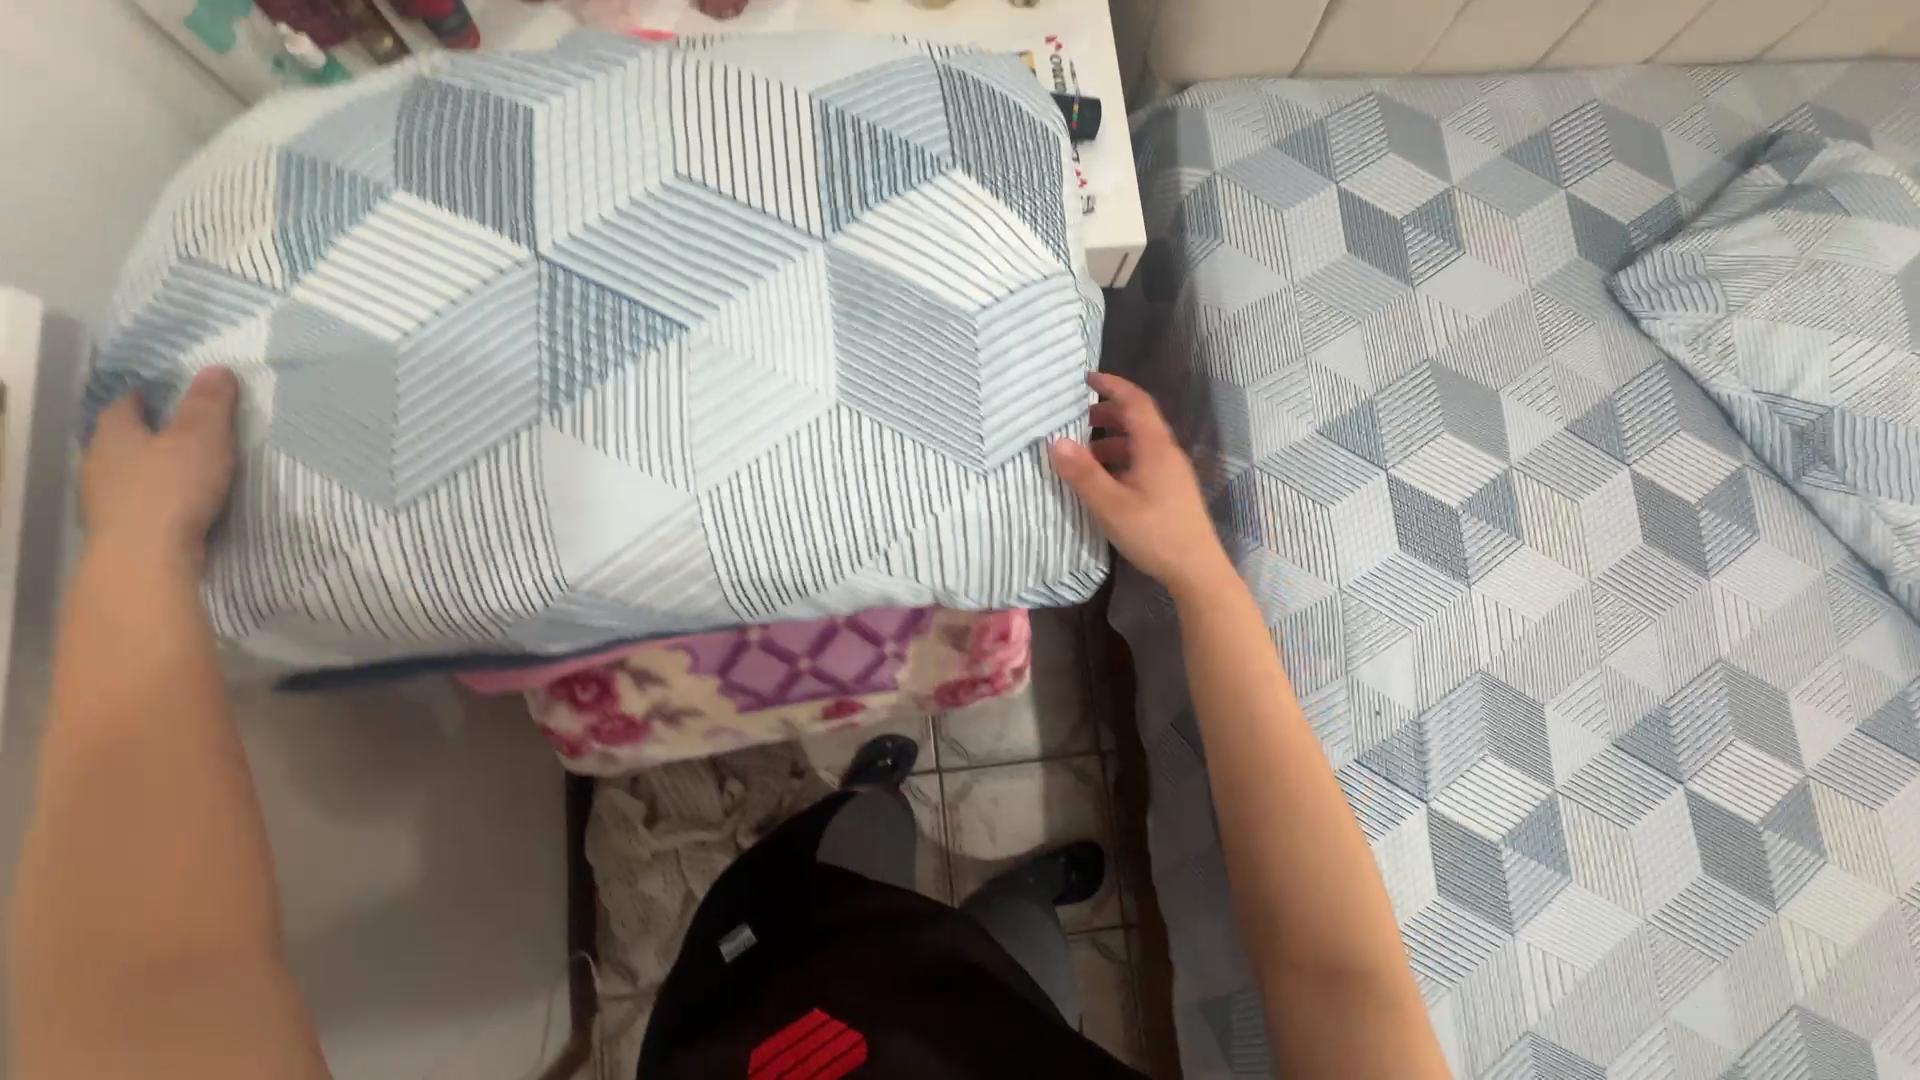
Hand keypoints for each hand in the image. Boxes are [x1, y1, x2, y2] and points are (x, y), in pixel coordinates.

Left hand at [82, 366, 239, 566]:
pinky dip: (154, 494)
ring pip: (125, 470)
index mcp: (115, 433)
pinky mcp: (119, 524)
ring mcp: (104, 496)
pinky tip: (176, 502)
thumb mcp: (202, 437)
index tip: (160, 393)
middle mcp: (99, 460)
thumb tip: (216, 368)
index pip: (122, 405)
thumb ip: (209, 404)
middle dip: (144, 432)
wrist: (147, 554)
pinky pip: (137, 499)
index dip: (142, 396)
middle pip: (120, 438)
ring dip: (149, 466)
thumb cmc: (173, 487)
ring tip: (182, 468)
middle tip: (177, 430)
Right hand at [1048, 372, 1234, 600]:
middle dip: (1107, 413)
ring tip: (1082, 452)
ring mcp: (1171, 473)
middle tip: (1078, 417)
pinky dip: (1119, 460)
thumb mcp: (1110, 504)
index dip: (1112, 385)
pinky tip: (1103, 480)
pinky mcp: (1170, 491)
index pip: (1135, 402)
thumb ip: (1083, 472)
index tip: (1087, 378)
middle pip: (1137, 421)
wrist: (1196, 570)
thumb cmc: (1154, 533)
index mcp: (1155, 447)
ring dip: (1111, 440)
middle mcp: (1166, 453)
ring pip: (1139, 444)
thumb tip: (1055, 440)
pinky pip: (1142, 462)